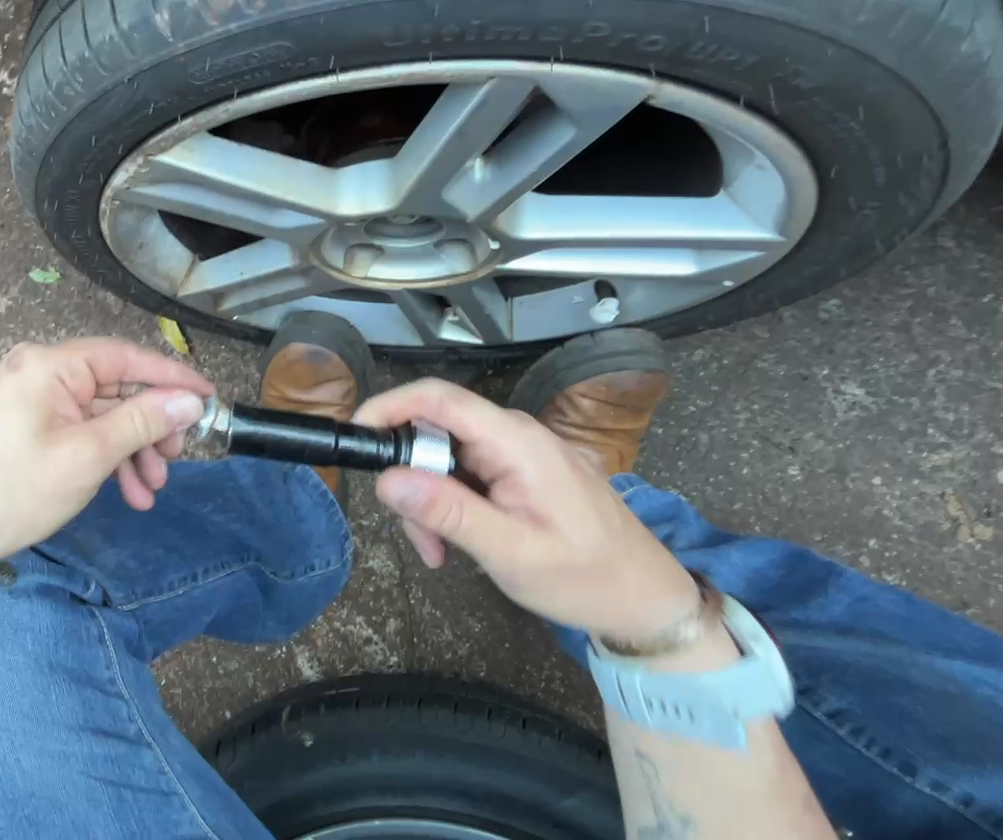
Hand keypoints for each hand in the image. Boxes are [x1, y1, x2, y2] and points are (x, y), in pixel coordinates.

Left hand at [0, 339, 212, 562]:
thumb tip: (189, 400)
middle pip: (114, 388)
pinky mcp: (27, 424)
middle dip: (149, 427)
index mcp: (48, 364)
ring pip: (100, 414)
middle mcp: (38, 370)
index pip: (124, 356)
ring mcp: (30, 397)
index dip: (171, 377)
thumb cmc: (17, 491)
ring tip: (151, 489)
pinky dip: (104, 457)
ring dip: (131, 450)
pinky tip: (128, 492)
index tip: (209, 398)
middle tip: (176, 458)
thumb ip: (143, 422)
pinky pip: (78, 429)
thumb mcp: (88, 457)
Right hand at [354, 379, 698, 640]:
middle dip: (410, 478)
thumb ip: (446, 512)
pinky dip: (449, 505)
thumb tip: (385, 479)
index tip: (354, 436)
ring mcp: (518, 452)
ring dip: (429, 500)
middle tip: (414, 534)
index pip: (438, 398)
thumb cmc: (586, 579)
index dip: (388, 406)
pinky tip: (455, 543)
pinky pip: (466, 474)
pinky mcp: (519, 471)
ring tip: (439, 551)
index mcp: (517, 442)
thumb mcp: (510, 553)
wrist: (648, 603)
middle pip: (435, 431)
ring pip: (445, 456)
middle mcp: (515, 435)